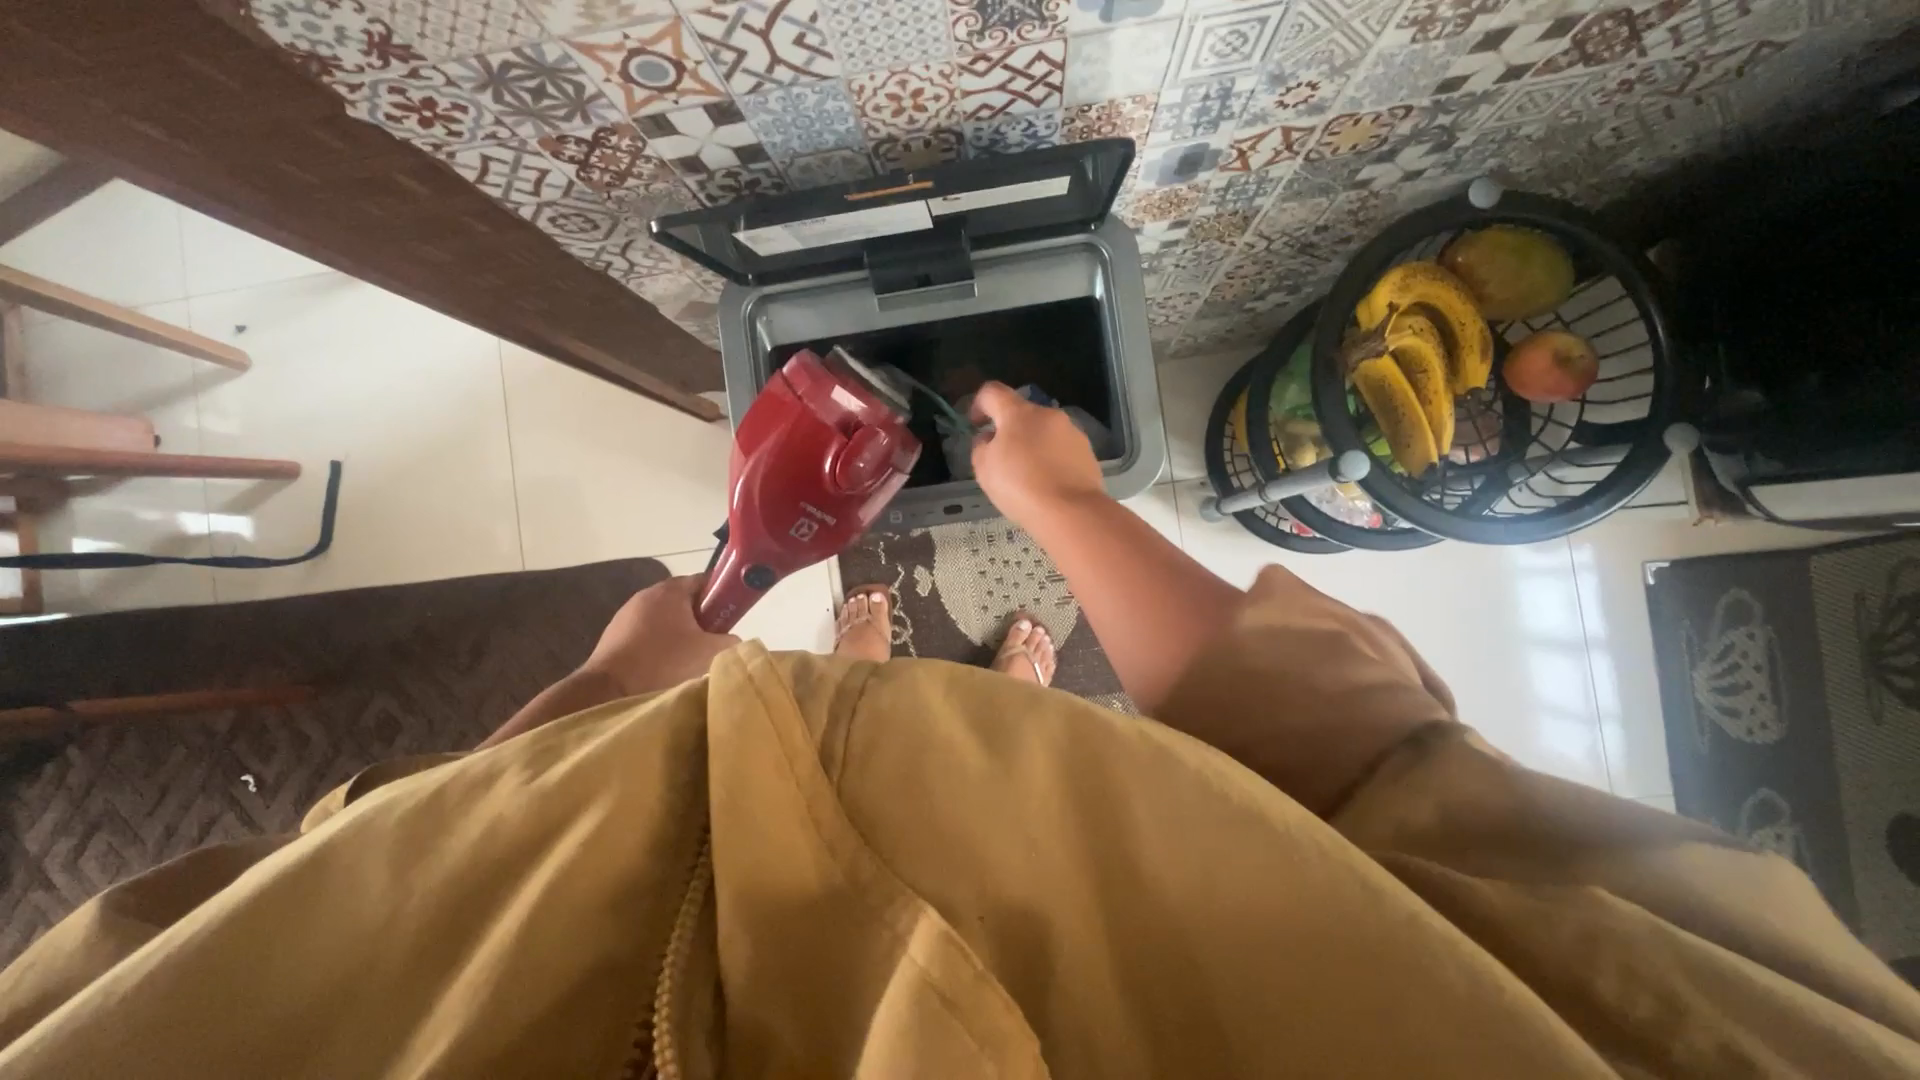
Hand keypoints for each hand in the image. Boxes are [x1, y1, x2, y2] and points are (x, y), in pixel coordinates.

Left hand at [578, 575, 740, 696]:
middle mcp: (646, 595)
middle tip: (712, 643)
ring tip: (687, 661)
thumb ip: (731, 640)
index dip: (722, 597)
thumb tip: (732, 640)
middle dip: (701, 620)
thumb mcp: (710, 652)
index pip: (705, 581)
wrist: (610, 690)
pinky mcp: (614, 635)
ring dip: (679, 636)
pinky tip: (662, 668)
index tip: (730, 618)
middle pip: (685, 601)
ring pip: (665, 620)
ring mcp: (626, 615)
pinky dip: (658, 647)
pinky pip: (646, 635)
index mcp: (670, 590)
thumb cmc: (664, 663)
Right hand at [968, 381, 1106, 527]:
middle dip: (1009, 431)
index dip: (979, 403)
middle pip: (1022, 414)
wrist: (1070, 511)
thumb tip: (989, 438)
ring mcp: (1072, 432)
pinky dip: (1052, 460)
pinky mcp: (1088, 453)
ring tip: (1028, 476)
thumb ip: (981, 447)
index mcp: (1019, 413)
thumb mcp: (984, 469)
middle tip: (1002, 459)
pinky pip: (1062, 450)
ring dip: (1033, 446)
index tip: (975, 424)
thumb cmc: (1020, 486)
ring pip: (1045, 432)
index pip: (993, 392)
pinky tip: (1048, 484)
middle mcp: (1048, 415)